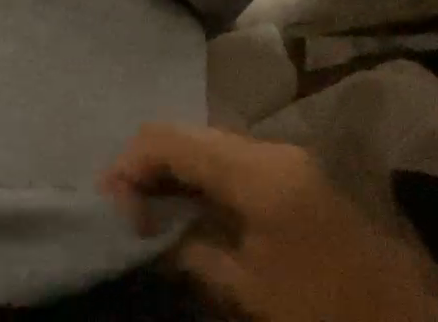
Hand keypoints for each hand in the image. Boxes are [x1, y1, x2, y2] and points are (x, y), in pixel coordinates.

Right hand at [100, 124, 437, 321]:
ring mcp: (292, 159)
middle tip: (122, 204)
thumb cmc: (328, 310)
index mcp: (256, 169)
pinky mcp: (304, 177)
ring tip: (150, 207)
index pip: (166, 140)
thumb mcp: (247, 288)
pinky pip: (234, 161)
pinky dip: (203, 177)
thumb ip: (188, 248)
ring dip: (174, 170)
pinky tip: (191, 208)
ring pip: (207, 144)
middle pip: (185, 134)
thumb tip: (149, 227)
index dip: (127, 165)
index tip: (108, 203)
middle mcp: (272, 148)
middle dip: (146, 164)